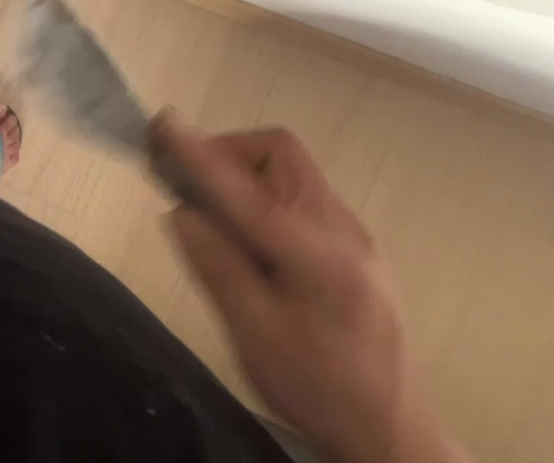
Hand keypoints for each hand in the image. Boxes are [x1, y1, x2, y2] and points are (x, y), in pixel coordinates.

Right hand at [152, 114, 469, 462]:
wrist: (393, 433)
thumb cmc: (316, 386)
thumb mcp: (253, 332)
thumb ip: (215, 263)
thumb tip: (181, 210)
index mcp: (317, 256)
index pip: (243, 188)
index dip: (197, 153)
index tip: (161, 122)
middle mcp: (342, 232)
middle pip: (279, 153)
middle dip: (224, 150)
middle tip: (182, 176)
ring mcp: (353, 236)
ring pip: (289, 168)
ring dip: (239, 169)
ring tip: (203, 202)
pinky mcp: (352, 247)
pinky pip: (297, 191)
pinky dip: (257, 189)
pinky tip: (238, 228)